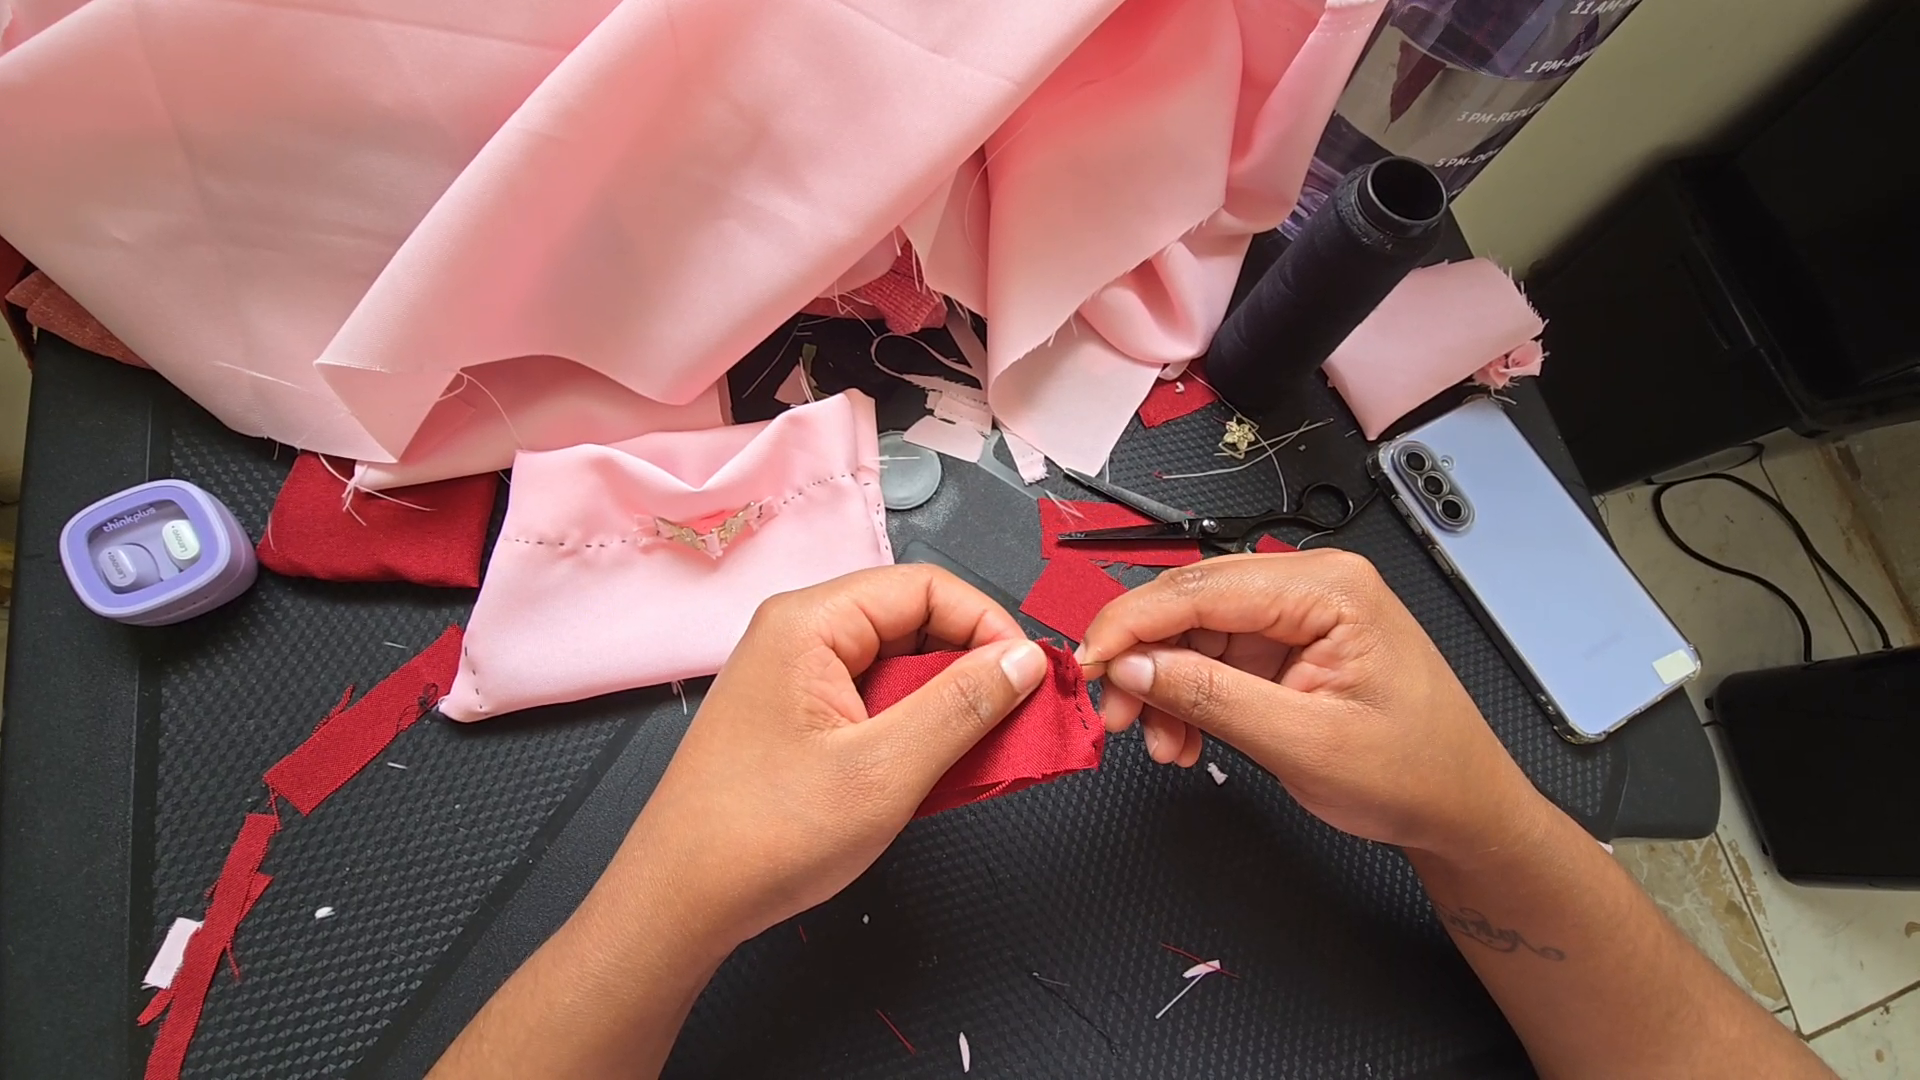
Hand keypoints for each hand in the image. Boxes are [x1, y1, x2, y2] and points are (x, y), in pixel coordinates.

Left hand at [611, 564, 1048, 951]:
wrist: (676, 906)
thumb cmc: (770, 835)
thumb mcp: (885, 770)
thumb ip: (963, 705)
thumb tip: (1026, 658)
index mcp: (812, 621)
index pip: (925, 588)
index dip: (988, 624)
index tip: (1030, 677)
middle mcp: (801, 632)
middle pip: (912, 621)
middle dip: (971, 665)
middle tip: (1016, 718)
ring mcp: (797, 672)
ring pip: (898, 662)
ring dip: (945, 700)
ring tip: (981, 747)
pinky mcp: (798, 710)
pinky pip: (874, 696)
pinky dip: (914, 723)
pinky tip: (935, 762)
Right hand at [1076, 550, 1545, 858]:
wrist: (1462, 811)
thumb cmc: (1415, 774)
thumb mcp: (1305, 743)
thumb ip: (1210, 697)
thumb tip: (1131, 668)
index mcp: (1328, 588)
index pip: (1201, 588)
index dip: (1132, 623)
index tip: (1087, 662)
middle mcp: (1305, 587)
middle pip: (1188, 605)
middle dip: (1141, 659)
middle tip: (1112, 710)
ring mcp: (1289, 616)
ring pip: (1189, 635)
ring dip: (1160, 687)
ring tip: (1159, 742)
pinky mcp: (1277, 646)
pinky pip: (1206, 660)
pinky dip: (1183, 699)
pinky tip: (1181, 737)